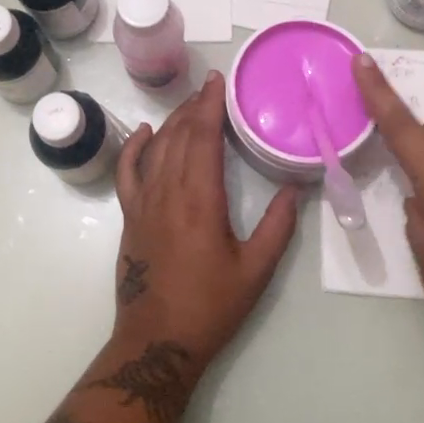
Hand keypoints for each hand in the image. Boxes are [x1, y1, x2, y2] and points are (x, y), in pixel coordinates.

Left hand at [111, 71, 299, 369]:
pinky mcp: (130, 216)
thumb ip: (277, 226)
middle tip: (211, 87)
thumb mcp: (256, 270)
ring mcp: (143, 202)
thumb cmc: (211, 306)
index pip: (203, 137)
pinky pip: (127, 172)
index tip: (218, 81)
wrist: (157, 341)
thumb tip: (295, 188)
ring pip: (156, 148)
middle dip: (194, 106)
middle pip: (179, 135)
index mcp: (200, 200)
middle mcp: (168, 192)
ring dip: (172, 121)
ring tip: (190, 104)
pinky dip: (135, 148)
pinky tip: (146, 132)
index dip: (210, 105)